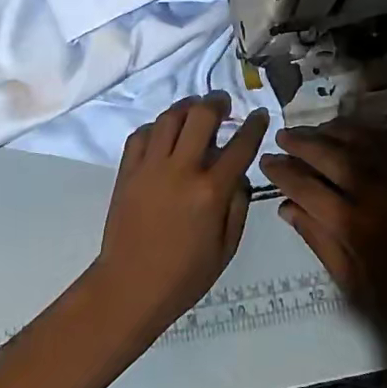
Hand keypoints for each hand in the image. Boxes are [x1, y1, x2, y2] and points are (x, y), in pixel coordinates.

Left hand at [90, 94, 269, 330]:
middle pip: (201, 116)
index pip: (240, 145)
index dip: (254, 125)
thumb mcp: (227, 246)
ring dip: (186, 107)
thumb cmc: (185, 274)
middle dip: (217, 102)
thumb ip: (238, 204)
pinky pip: (142, 134)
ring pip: (169, 117)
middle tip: (224, 103)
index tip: (259, 115)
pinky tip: (165, 132)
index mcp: (211, 191)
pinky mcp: (127, 171)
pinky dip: (157, 126)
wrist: (131, 285)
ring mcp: (150, 167)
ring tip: (195, 110)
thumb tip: (238, 173)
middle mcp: (181, 170)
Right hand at [260, 120, 386, 347]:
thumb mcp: (350, 283)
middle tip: (283, 135)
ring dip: (336, 130)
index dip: (283, 173)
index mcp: (355, 226)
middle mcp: (378, 195)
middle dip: (304, 143)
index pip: (308, 189)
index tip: (266, 161)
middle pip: (333, 156)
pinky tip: (362, 130)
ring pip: (364, 141)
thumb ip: (318, 240)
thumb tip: (286, 207)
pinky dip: (378, 132)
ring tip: (316, 129)